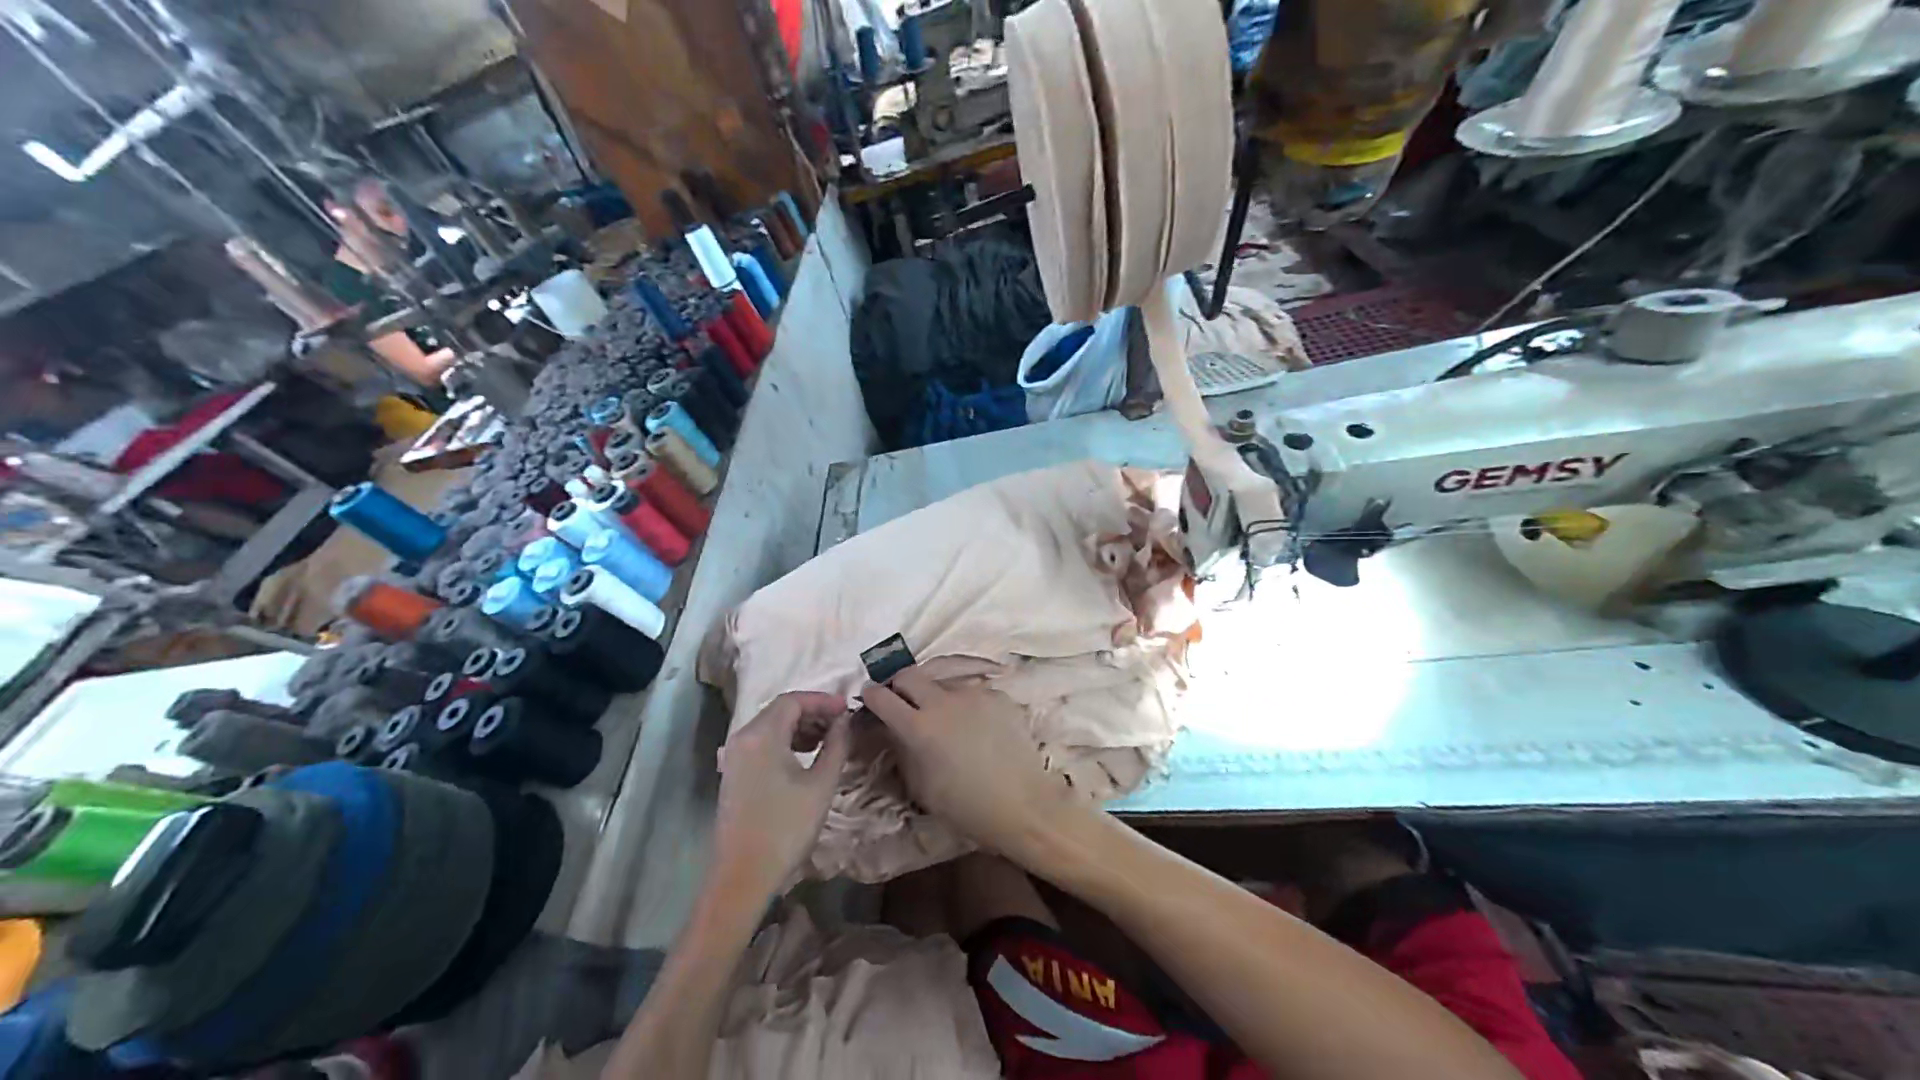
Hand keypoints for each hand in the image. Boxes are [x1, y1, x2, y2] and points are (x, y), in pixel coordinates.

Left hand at [712, 691, 851, 896]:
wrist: (744, 875)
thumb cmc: (786, 827)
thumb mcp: (821, 784)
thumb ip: (836, 745)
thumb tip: (843, 722)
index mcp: (761, 735)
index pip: (793, 701)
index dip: (822, 700)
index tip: (847, 708)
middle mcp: (742, 738)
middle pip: (779, 710)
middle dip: (812, 712)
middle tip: (840, 723)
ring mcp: (734, 756)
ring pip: (770, 726)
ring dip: (799, 727)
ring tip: (827, 739)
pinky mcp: (733, 773)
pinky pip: (761, 743)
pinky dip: (784, 741)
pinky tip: (805, 756)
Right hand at [863, 666, 1078, 862]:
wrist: (1022, 805)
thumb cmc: (965, 806)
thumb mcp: (920, 785)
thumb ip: (902, 749)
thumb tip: (892, 729)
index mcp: (919, 727)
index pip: (882, 697)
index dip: (871, 696)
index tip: (870, 698)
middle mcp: (943, 702)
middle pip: (910, 674)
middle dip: (900, 684)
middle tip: (903, 701)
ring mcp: (974, 694)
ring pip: (943, 682)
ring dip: (935, 695)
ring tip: (945, 717)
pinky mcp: (998, 696)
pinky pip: (972, 692)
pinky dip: (966, 704)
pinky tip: (974, 725)